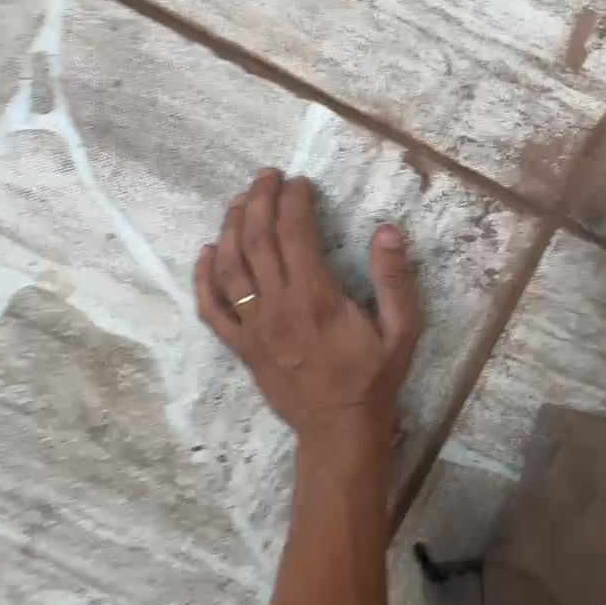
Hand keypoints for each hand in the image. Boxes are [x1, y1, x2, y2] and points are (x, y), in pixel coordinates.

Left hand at [195, 169, 422, 459]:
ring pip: (228, 267)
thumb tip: (387, 230)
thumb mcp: (402, 329)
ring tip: (241, 201)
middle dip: (259, 200)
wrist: (339, 428)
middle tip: (267, 176)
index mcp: (316, 298)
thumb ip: (394, 279)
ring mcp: (253, 327)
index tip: (301, 182)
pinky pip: (210, 308)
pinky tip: (206, 252)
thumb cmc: (373, 377)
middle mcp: (277, 306)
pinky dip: (203, 277)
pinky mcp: (241, 346)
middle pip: (256, 241)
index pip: (295, 233)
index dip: (294, 201)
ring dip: (231, 227)